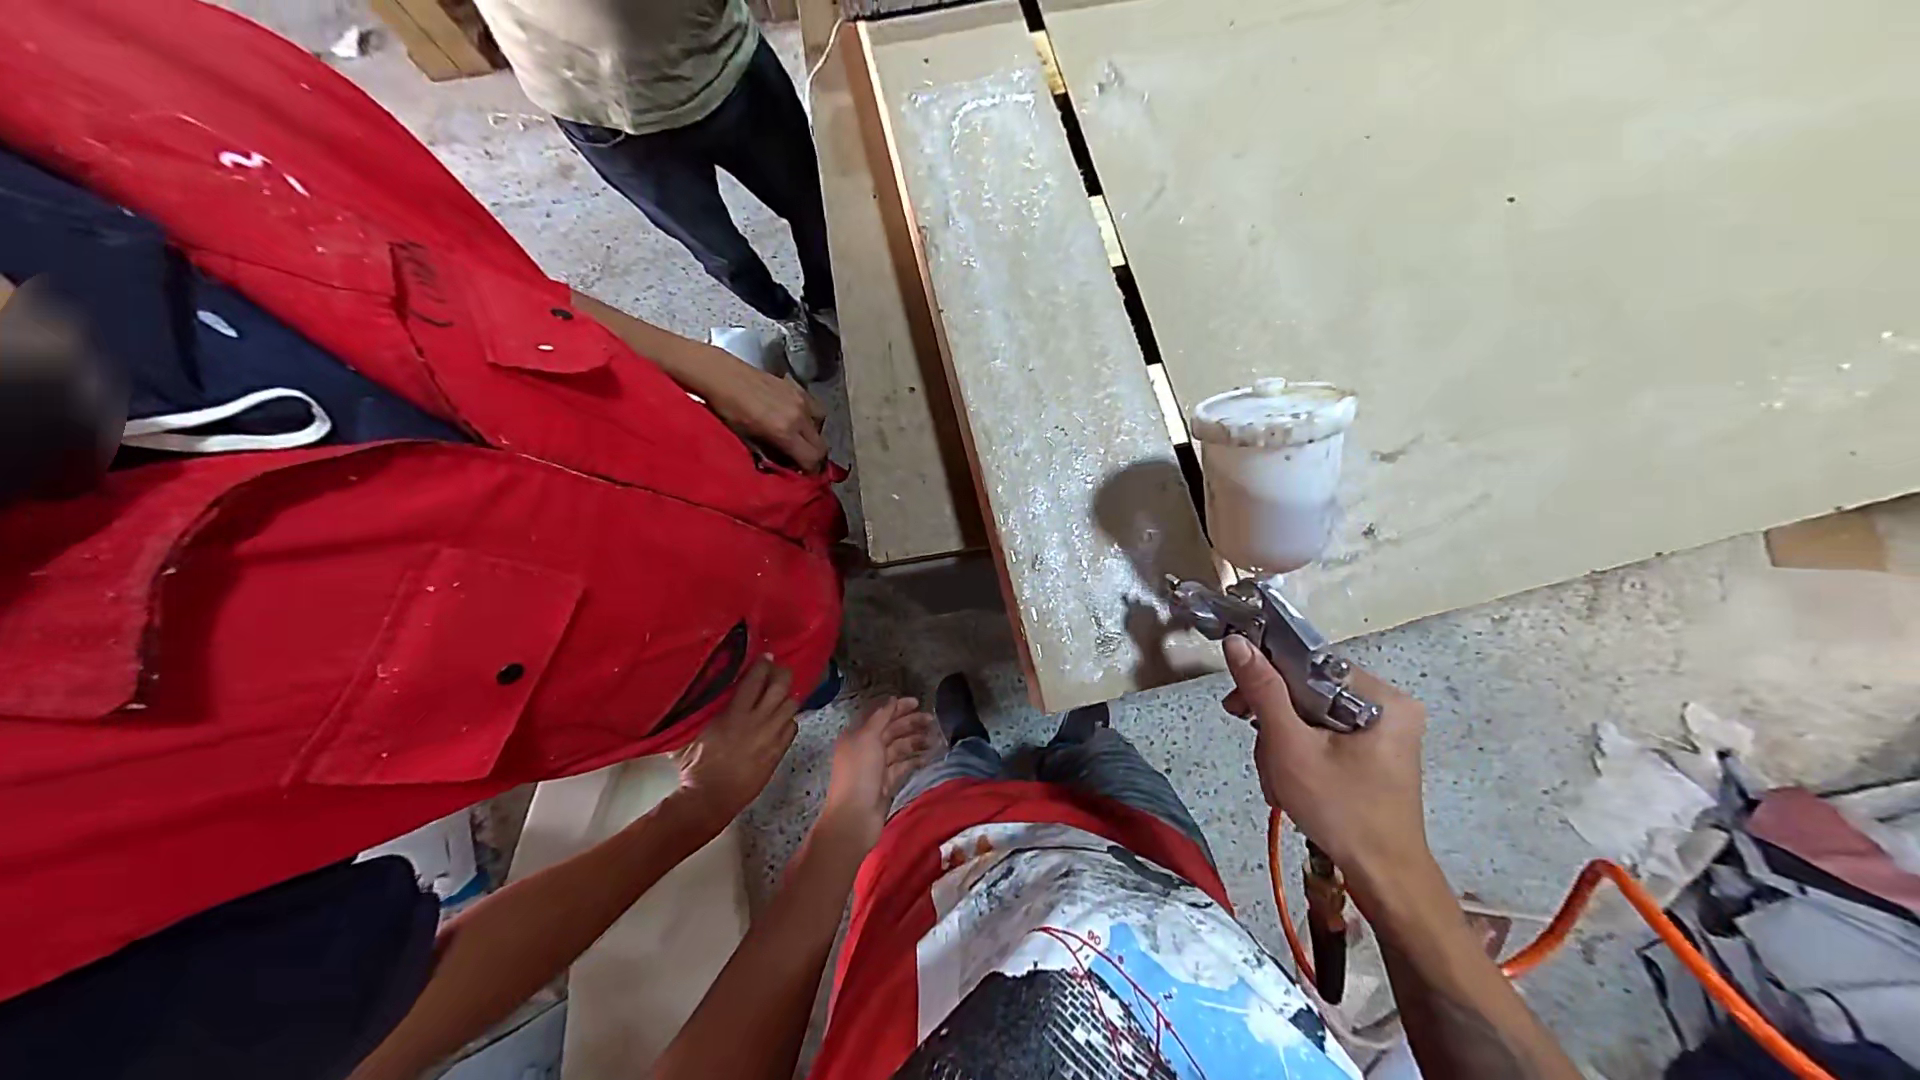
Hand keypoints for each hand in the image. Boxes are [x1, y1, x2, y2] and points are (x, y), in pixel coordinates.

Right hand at [671, 657, 800, 834]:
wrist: (712, 798)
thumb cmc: (697, 766)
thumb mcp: (695, 733)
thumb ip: (707, 712)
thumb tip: (708, 694)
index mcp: (734, 714)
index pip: (755, 680)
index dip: (763, 664)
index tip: (766, 656)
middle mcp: (758, 722)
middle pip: (781, 687)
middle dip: (782, 673)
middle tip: (778, 670)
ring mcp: (771, 737)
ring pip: (791, 705)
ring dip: (787, 696)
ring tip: (781, 694)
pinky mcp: (779, 751)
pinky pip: (793, 727)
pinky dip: (789, 719)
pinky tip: (781, 719)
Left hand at [703, 356, 829, 472]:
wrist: (721, 376)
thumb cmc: (727, 411)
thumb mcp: (746, 440)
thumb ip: (770, 455)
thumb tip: (785, 465)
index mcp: (784, 432)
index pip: (812, 459)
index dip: (811, 472)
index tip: (804, 476)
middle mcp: (798, 416)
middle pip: (821, 446)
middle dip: (815, 458)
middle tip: (803, 462)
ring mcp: (801, 400)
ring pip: (821, 427)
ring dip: (814, 437)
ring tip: (800, 439)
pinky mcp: (798, 388)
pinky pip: (815, 409)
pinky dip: (810, 419)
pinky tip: (797, 420)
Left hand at [814, 697, 939, 852]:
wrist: (855, 817)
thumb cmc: (859, 773)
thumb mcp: (867, 738)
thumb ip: (881, 717)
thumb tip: (892, 699)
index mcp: (857, 735)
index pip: (880, 715)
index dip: (897, 708)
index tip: (917, 703)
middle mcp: (866, 748)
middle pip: (891, 730)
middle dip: (911, 724)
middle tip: (932, 720)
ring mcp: (877, 766)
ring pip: (899, 748)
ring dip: (916, 741)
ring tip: (935, 739)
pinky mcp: (887, 782)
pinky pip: (903, 766)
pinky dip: (915, 760)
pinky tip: (929, 756)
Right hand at [1221, 635, 1434, 903]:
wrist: (1382, 879)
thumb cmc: (1340, 810)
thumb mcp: (1291, 747)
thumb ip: (1263, 691)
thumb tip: (1237, 642)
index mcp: (1383, 699)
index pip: (1310, 664)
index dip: (1269, 678)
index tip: (1238, 703)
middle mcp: (1388, 708)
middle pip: (1307, 691)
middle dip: (1275, 723)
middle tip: (1262, 751)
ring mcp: (1380, 732)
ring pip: (1308, 715)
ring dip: (1281, 743)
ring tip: (1278, 778)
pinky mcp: (1369, 753)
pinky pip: (1319, 734)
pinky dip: (1296, 753)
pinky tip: (1289, 780)